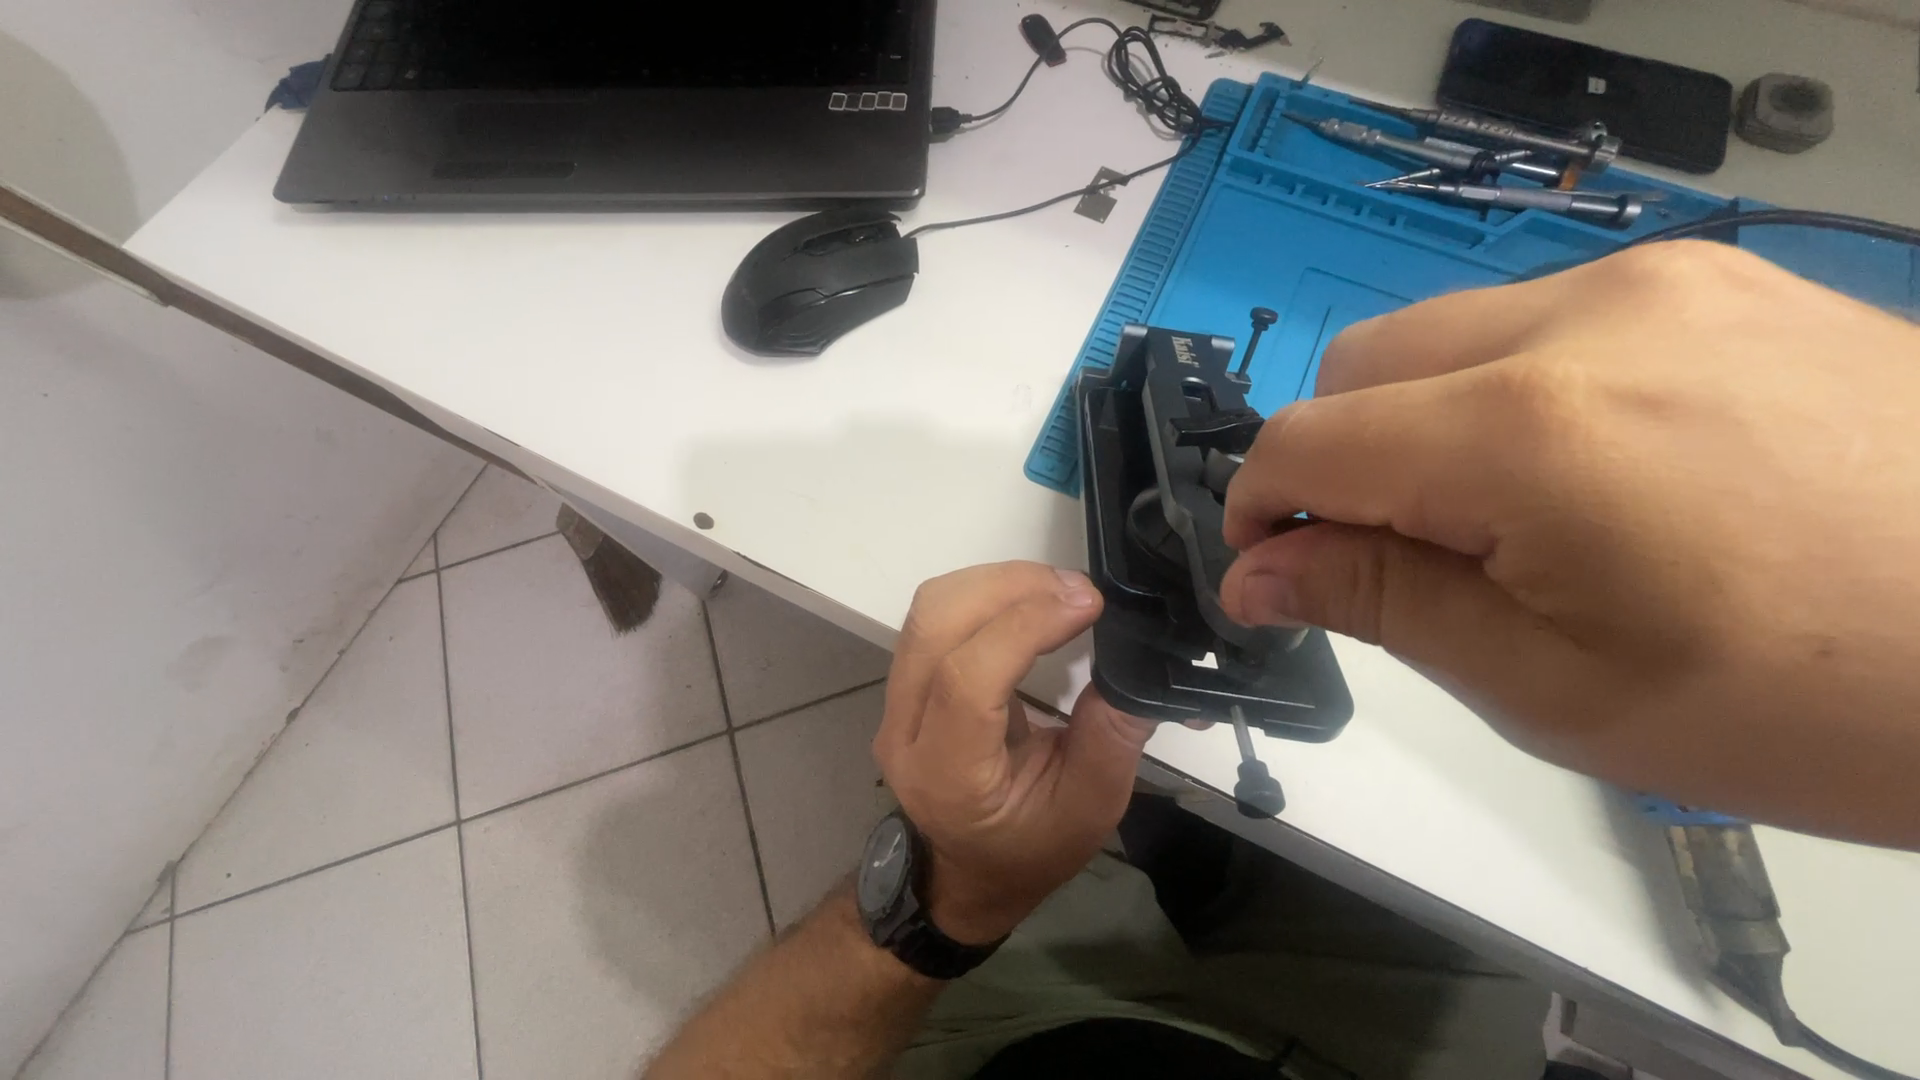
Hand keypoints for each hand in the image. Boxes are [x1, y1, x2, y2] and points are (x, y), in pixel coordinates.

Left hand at [874, 562, 1155, 943]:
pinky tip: (1029, 604)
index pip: (966, 680)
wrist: (967, 873)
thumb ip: (1111, 736)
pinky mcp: (905, 682)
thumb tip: (1136, 658)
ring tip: (1057, 592)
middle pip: (934, 624)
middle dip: (1009, 586)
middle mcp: (904, 731)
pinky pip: (935, 617)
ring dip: (996, 582)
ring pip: (929, 609)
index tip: (1088, 604)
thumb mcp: (1089, 808)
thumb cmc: (1029, 850)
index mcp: (947, 776)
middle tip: (1077, 591)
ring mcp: (895, 702)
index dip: (1024, 627)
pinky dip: (985, 594)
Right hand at [1220, 240, 1919, 847]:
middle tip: (1387, 553)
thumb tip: (1252, 574)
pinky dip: (1490, 391)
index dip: (1256, 510)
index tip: (1269, 571)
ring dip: (1407, 422)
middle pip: (1352, 367)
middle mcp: (1576, 316)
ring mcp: (1654, 278)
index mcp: (1524, 432)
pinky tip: (1571, 466)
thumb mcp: (1552, 687)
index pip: (1303, 443)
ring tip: (1490, 514)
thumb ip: (1376, 604)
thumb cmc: (1810, 704)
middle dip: (1329, 460)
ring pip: (1431, 335)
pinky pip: (1525, 319)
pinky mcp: (1710, 277)